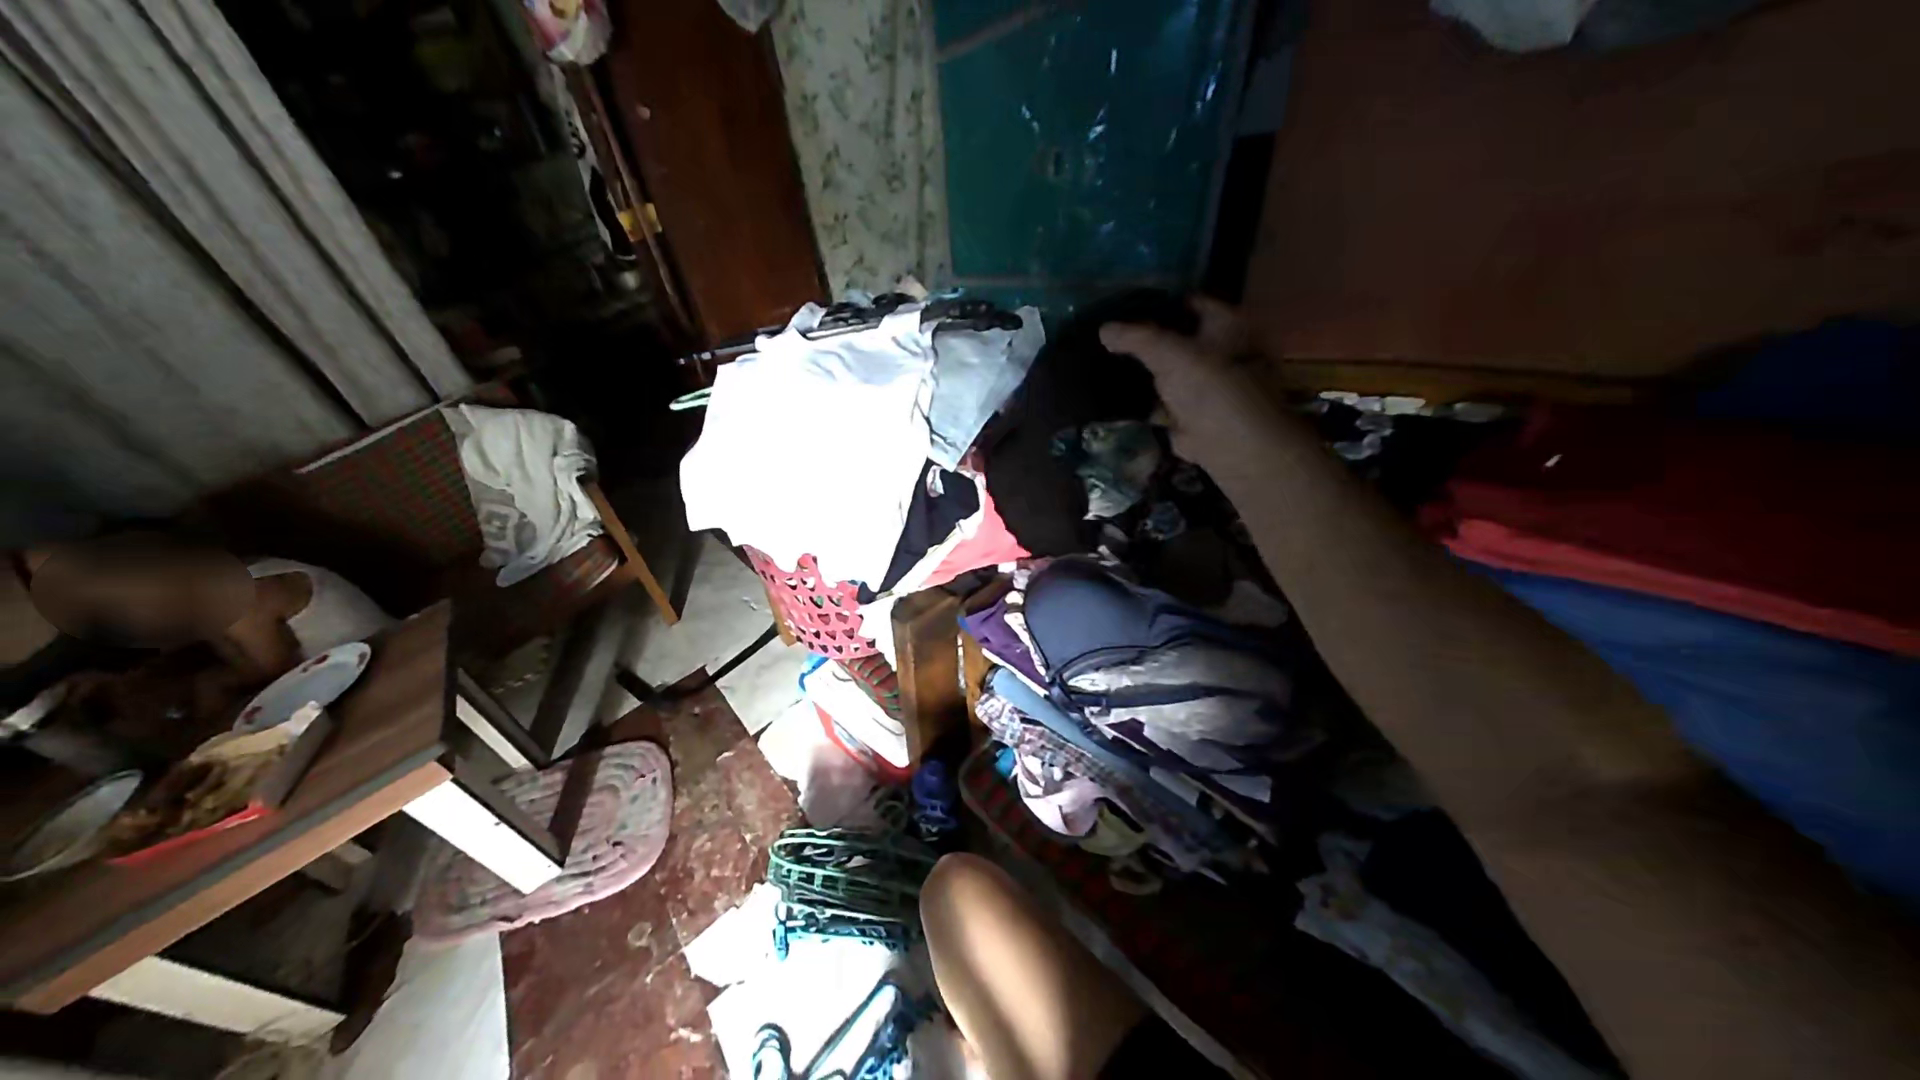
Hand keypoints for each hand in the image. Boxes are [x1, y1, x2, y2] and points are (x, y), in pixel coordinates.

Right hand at [1098, 297, 1291, 475]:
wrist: (1229, 444)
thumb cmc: (1210, 386)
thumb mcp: (1168, 352)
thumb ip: (1135, 337)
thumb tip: (1104, 329)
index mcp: (1226, 323)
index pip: (1188, 301)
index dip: (1157, 301)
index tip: (1122, 305)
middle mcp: (1221, 349)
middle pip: (1177, 335)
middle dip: (1146, 336)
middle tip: (1109, 333)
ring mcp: (1206, 383)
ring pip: (1168, 368)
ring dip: (1144, 367)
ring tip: (1107, 359)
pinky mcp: (1191, 412)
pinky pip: (1162, 398)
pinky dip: (1144, 397)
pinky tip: (1117, 392)